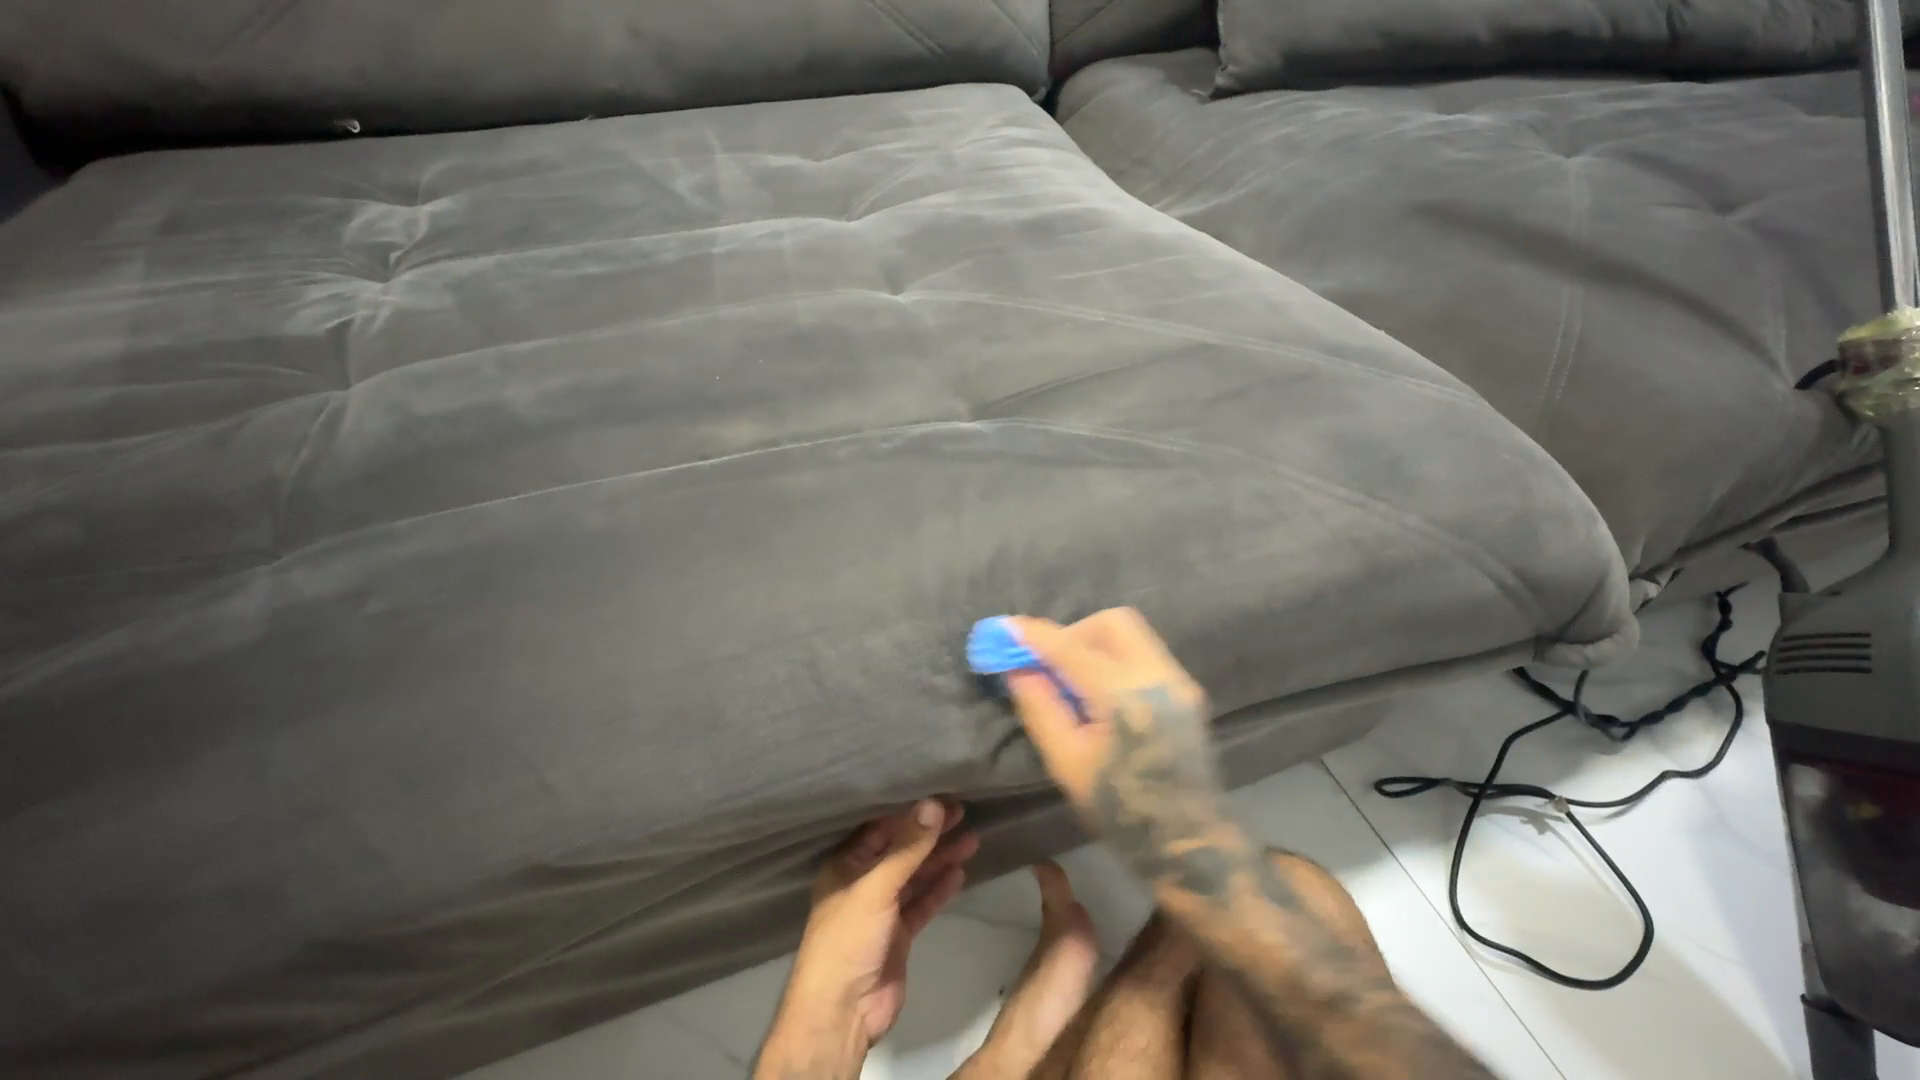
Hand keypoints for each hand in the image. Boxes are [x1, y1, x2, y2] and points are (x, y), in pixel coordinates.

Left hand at [757, 799, 977, 1078]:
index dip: (909, 811)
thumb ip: (907, 847)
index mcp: (845, 865)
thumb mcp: (876, 887)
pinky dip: (939, 888)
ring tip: (973, 838)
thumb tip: (933, 804)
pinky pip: (922, 903)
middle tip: (964, 811)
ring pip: (915, 875)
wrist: (842, 1011)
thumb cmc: (848, 939)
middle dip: (930, 832)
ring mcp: (881, 909)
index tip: (941, 795)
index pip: (880, 827)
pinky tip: (959, 872)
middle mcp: (862, 882)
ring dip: (940, 858)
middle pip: (901, 849)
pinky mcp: (898, 933)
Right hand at [1002, 610, 1232, 881]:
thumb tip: (1015, 667)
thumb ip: (1039, 705)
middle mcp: (1158, 676)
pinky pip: (1143, 652)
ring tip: (1071, 680)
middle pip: (1110, 622)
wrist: (1186, 841)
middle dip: (1072, 633)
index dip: (1032, 635)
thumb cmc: (1118, 810)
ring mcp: (1178, 681)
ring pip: (1129, 633)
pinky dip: (1113, 657)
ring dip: (1093, 643)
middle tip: (1047, 664)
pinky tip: (1098, 692)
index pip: (1070, 647)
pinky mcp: (1185, 690)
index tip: (1001, 629)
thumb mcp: (1065, 762)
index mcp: (1125, 696)